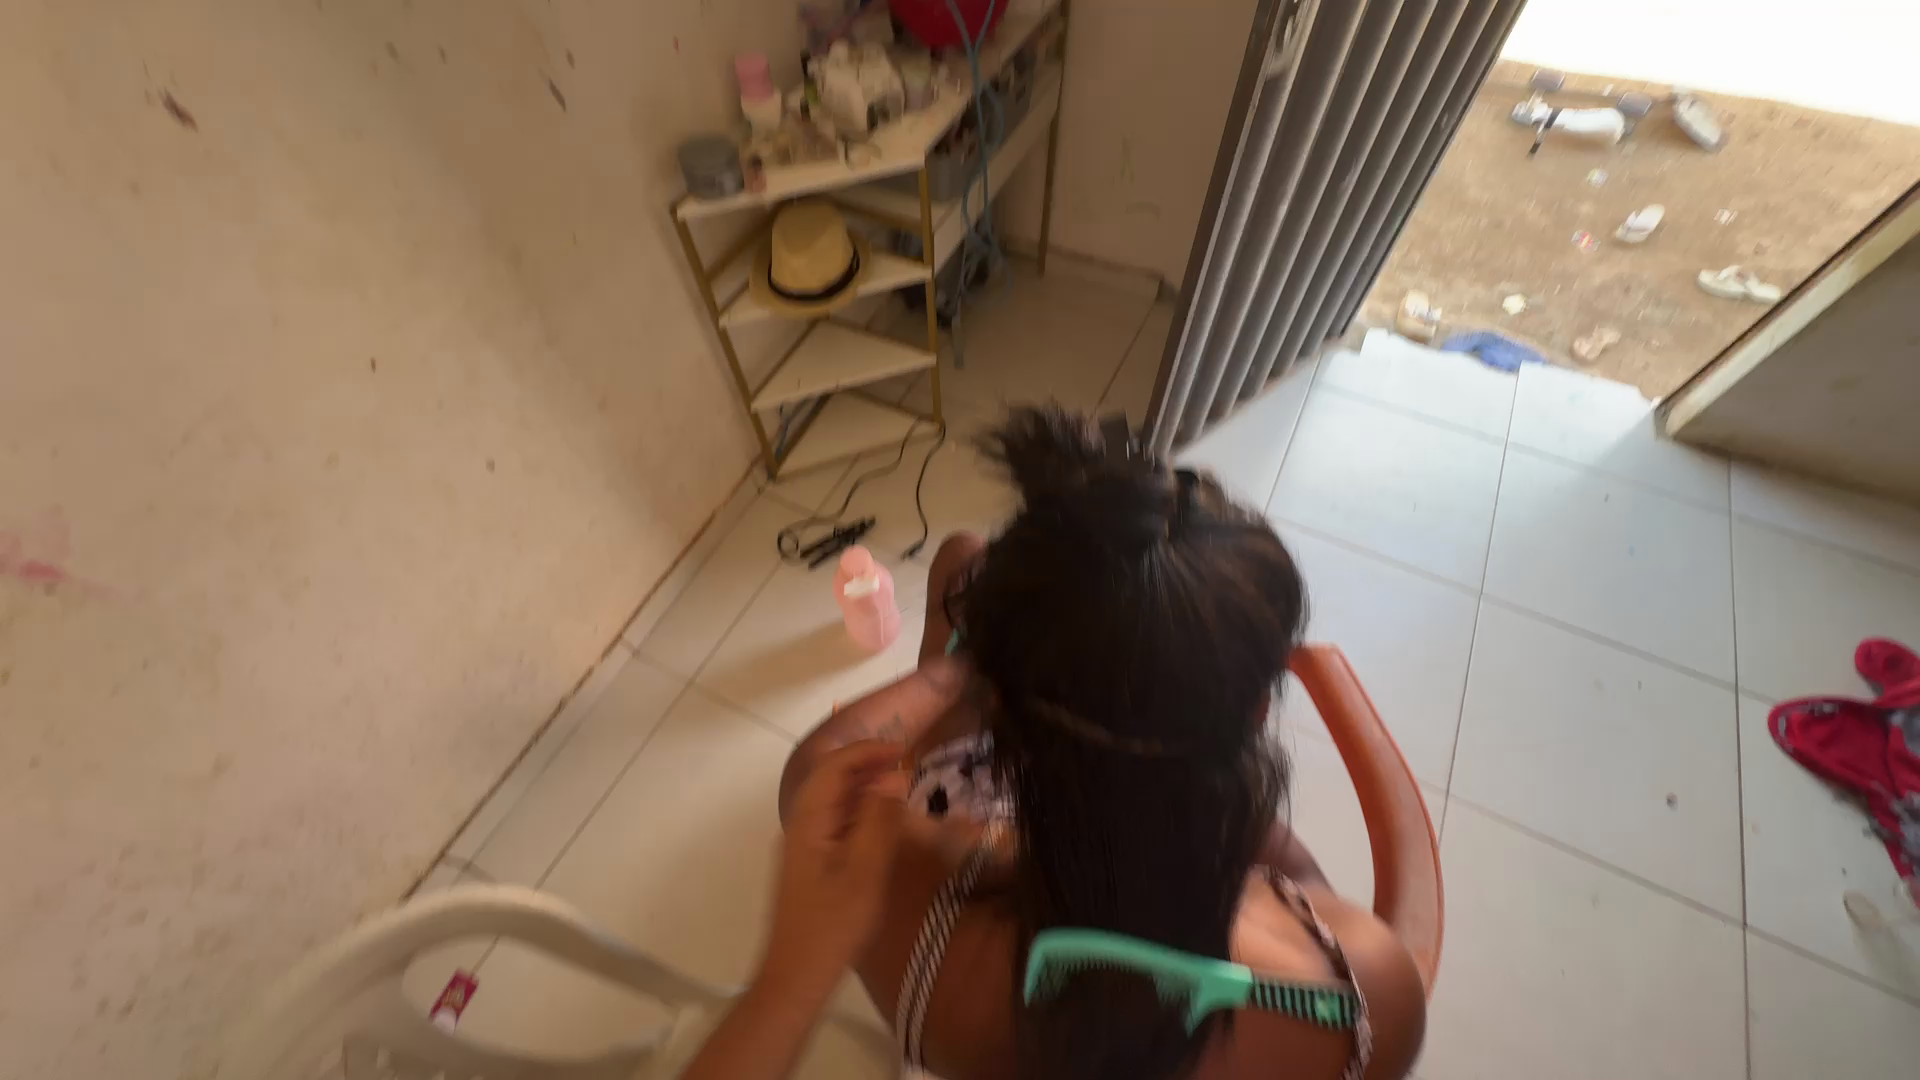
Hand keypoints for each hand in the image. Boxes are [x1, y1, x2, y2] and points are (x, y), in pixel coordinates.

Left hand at [759, 740, 909, 1000]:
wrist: (796, 978)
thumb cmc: (833, 924)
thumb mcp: (865, 870)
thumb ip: (880, 820)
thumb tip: (893, 778)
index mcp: (808, 820)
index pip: (834, 766)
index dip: (868, 751)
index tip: (904, 750)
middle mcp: (799, 824)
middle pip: (831, 778)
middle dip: (868, 765)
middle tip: (906, 767)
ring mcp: (802, 844)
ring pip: (833, 799)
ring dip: (864, 787)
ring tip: (900, 789)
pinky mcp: (808, 862)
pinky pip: (834, 820)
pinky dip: (859, 810)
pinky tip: (881, 822)